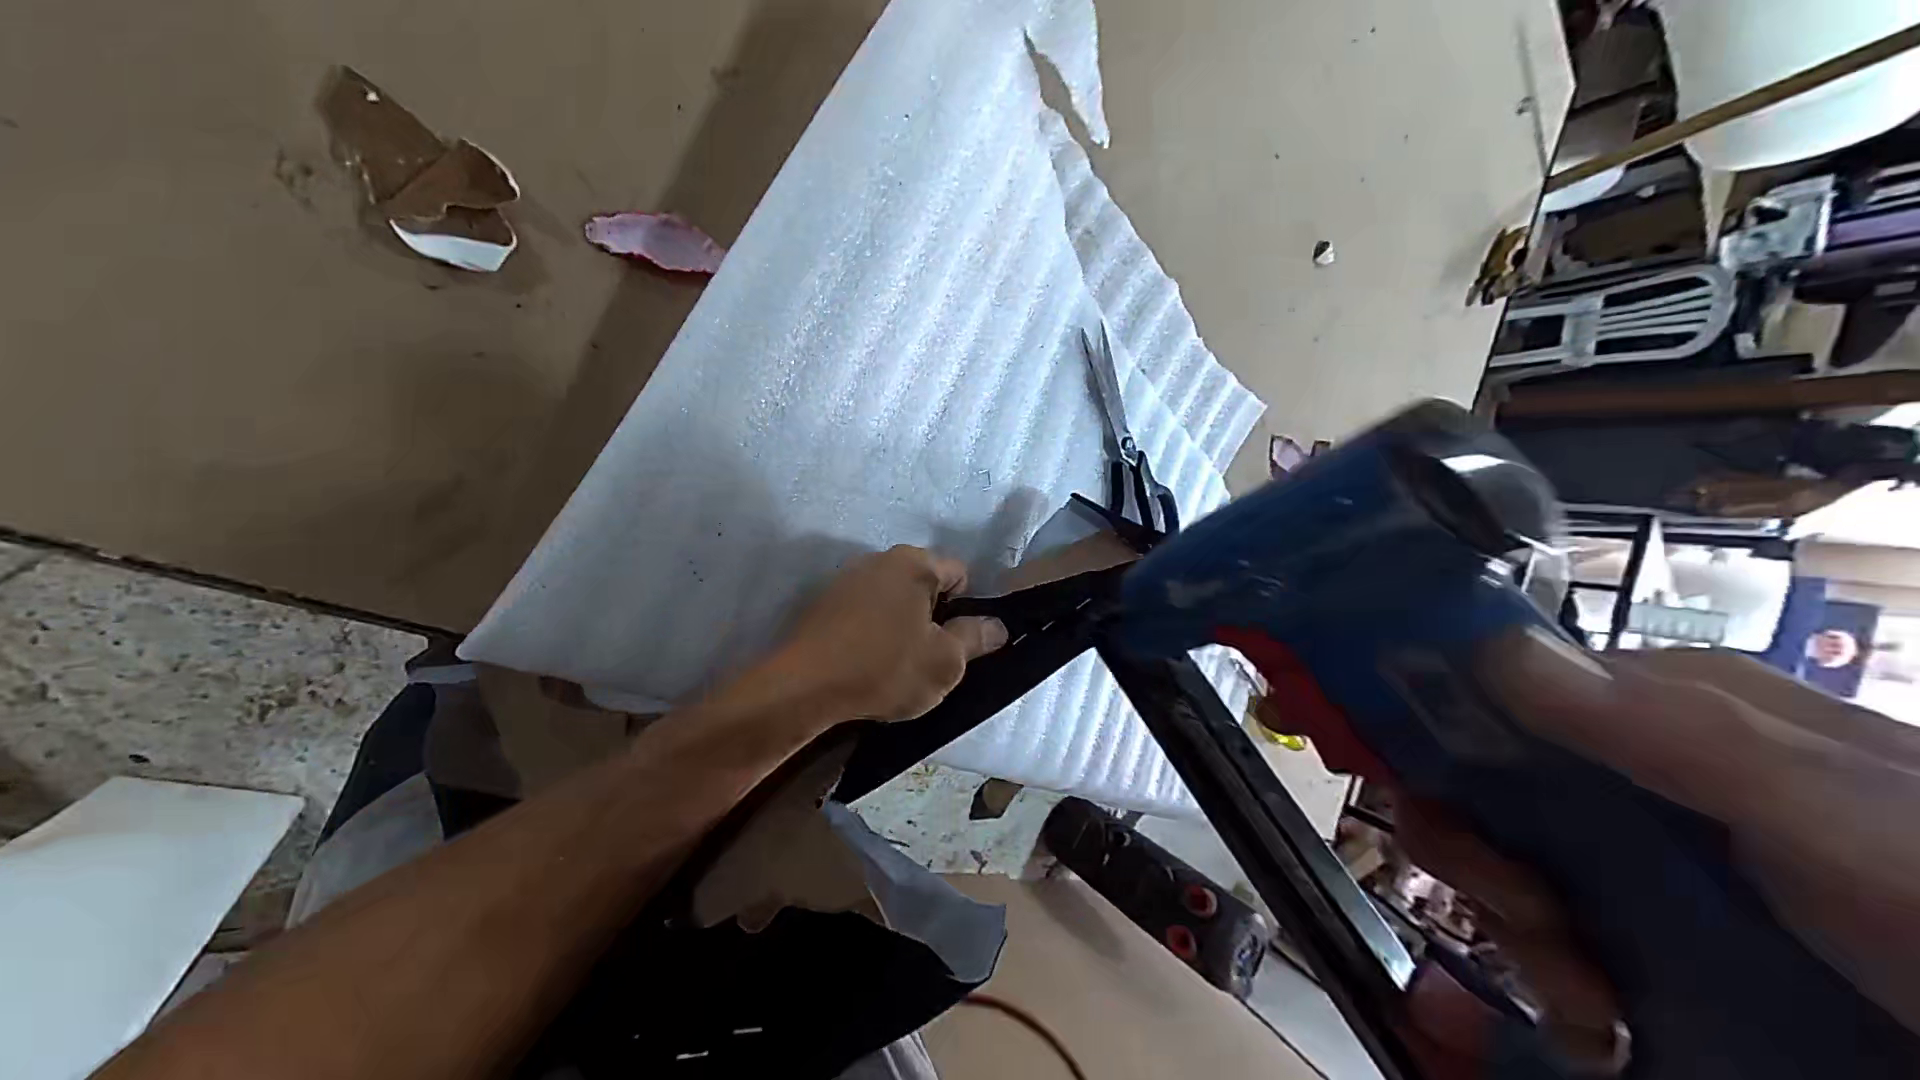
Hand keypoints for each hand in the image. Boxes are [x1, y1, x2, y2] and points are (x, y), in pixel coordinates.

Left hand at [761, 545, 1006, 722]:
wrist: (803, 688)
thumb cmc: (885, 668)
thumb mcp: (946, 662)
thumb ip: (976, 638)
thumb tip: (997, 626)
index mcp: (914, 562)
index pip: (960, 573)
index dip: (968, 609)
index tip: (959, 644)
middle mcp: (878, 559)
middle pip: (925, 586)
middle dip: (934, 618)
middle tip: (931, 659)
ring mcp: (846, 580)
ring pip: (894, 601)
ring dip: (903, 627)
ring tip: (896, 667)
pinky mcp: (823, 604)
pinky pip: (865, 614)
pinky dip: (873, 634)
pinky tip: (867, 664)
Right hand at [1390, 630, 1919, 1070]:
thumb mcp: (1832, 814)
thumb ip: (1667, 726)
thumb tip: (1492, 647)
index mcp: (1655, 712)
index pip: (1493, 689)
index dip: (1430, 725)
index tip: (1406, 784)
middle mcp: (1630, 768)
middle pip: (1483, 782)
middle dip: (1476, 849)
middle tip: (1523, 914)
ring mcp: (1640, 853)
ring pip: (1505, 856)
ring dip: (1509, 921)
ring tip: (1577, 989)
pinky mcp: (1653, 926)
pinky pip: (1549, 926)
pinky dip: (1546, 969)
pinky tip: (1589, 1013)